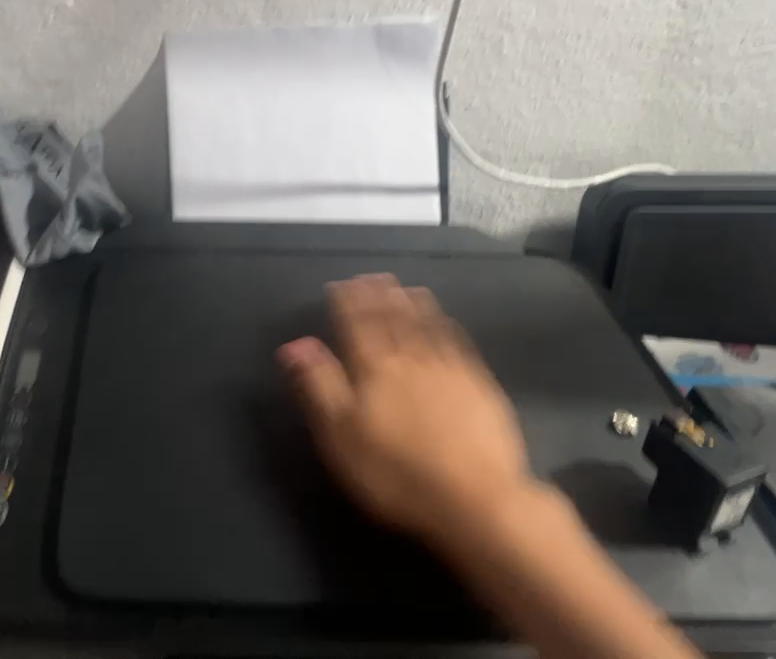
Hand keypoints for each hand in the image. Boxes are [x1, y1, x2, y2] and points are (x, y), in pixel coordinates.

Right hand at [278, 274, 534, 544]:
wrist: (474, 499)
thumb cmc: (394, 472)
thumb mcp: (340, 435)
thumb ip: (319, 385)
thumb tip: (296, 343)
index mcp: (372, 367)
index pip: (356, 323)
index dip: (347, 301)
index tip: (340, 284)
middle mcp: (409, 357)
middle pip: (390, 318)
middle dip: (377, 295)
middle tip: (371, 276)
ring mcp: (448, 368)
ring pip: (425, 324)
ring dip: (410, 303)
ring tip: (402, 287)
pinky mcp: (479, 384)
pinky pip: (457, 343)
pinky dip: (445, 325)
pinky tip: (444, 319)